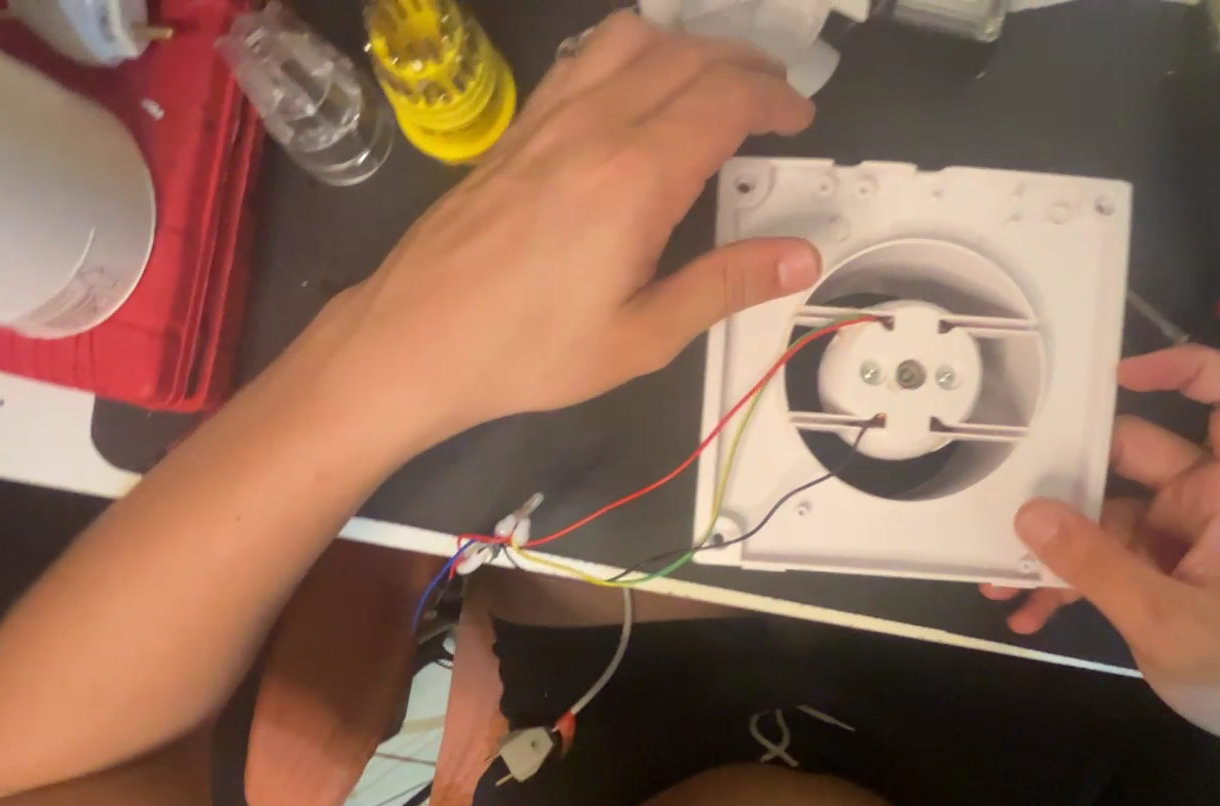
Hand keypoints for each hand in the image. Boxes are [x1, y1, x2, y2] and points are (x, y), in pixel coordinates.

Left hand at [317, 14, 821, 437]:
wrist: (418, 340)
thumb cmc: (531, 352)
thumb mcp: (642, 337)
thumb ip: (723, 287)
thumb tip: (801, 258)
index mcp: (636, 177)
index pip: (725, 101)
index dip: (774, 100)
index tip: (799, 117)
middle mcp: (594, 126)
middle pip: (686, 57)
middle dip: (744, 65)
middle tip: (774, 95)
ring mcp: (546, 120)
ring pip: (630, 40)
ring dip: (686, 47)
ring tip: (713, 80)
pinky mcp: (514, 131)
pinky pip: (580, 60)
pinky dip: (626, 54)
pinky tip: (632, 88)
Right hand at [982, 346, 1219, 752]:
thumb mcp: (1166, 622)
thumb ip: (1095, 565)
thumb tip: (1027, 513)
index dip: (1190, 370)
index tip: (1115, 377)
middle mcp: (1207, 505)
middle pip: (1137, 456)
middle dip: (1068, 479)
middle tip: (1004, 491)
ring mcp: (1176, 539)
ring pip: (1103, 513)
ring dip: (1052, 545)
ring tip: (999, 577)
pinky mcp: (1155, 571)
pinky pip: (1099, 559)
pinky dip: (1063, 581)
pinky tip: (1026, 611)